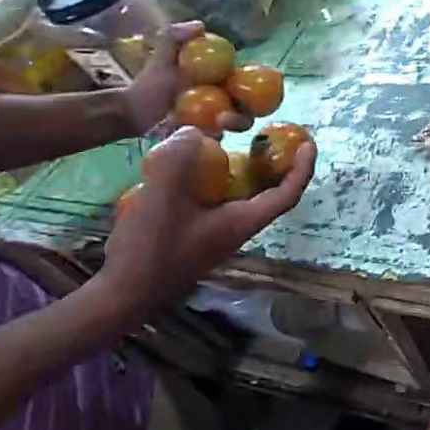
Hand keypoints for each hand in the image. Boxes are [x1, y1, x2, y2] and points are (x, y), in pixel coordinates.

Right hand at [92, 127, 315, 318]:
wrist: (121, 296)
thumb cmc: (149, 248)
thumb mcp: (162, 195)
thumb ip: (179, 159)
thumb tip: (195, 133)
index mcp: (242, 222)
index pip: (287, 194)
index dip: (302, 168)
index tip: (307, 144)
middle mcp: (236, 229)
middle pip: (267, 193)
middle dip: (274, 164)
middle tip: (268, 136)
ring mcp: (217, 235)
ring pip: (241, 197)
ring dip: (242, 170)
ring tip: (231, 143)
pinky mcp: (197, 236)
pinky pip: (217, 202)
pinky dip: (215, 181)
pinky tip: (192, 167)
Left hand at [120, 21, 252, 135]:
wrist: (133, 113)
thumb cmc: (149, 85)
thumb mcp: (161, 59)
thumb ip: (174, 37)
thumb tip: (200, 25)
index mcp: (220, 80)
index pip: (248, 83)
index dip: (262, 87)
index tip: (257, 90)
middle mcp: (224, 100)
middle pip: (249, 107)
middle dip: (246, 110)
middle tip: (228, 114)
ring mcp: (218, 121)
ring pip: (240, 123)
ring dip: (236, 123)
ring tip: (219, 123)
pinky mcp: (208, 136)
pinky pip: (222, 137)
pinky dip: (218, 136)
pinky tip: (206, 135)